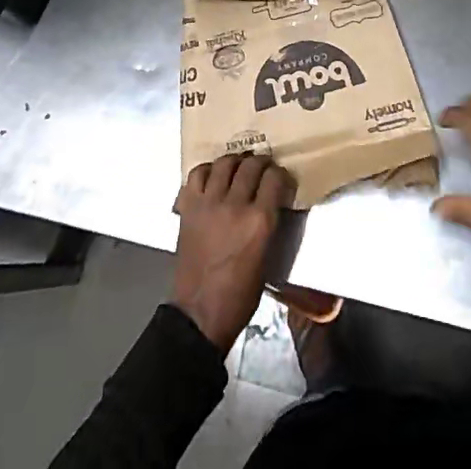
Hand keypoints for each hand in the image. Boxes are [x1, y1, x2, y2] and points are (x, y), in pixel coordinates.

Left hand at [171, 154, 291, 349]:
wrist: (201, 310)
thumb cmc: (240, 294)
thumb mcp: (266, 257)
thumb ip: (268, 224)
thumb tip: (270, 204)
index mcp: (260, 221)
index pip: (274, 179)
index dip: (280, 174)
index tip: (281, 177)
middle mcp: (235, 205)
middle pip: (250, 167)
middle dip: (261, 163)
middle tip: (263, 166)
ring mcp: (209, 203)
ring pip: (224, 164)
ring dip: (235, 161)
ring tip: (239, 165)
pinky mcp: (189, 206)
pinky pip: (197, 174)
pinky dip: (207, 169)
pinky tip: (213, 175)